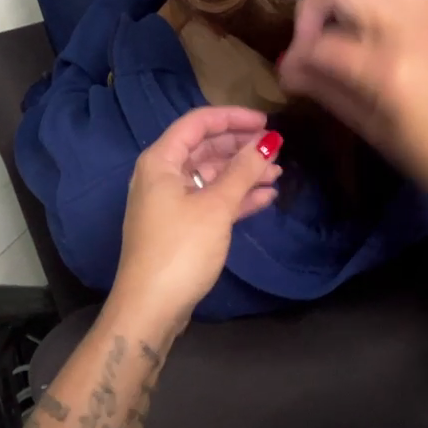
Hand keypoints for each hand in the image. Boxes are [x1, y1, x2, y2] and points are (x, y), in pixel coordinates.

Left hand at [109, 106, 282, 328]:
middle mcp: (161, 174)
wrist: (149, 309)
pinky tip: (265, 196)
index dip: (233, 117)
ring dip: (243, 172)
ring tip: (278, 172)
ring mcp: (169, 201)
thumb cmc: (180, 249)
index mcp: (160, 160)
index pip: (198, 122)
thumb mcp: (216, 206)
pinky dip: (236, 196)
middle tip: (276, 147)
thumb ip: (243, 171)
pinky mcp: (179, 225)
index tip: (266, 122)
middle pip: (205, 147)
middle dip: (241, 146)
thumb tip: (269, 141)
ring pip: (210, 174)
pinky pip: (210, 199)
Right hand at [276, 0, 427, 218]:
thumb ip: (333, 95)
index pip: (321, 45)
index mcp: (389, 70)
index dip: (296, 59)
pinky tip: (391, 12)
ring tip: (351, 20)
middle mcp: (411, 27)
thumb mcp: (383, 136)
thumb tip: (294, 72)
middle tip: (313, 40)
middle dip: (315, 9)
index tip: (288, 73)